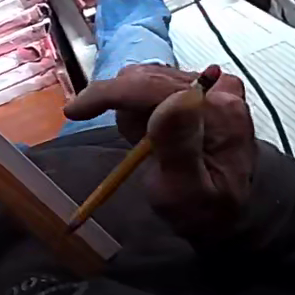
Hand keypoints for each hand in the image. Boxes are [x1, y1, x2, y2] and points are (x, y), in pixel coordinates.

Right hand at [61, 64, 257, 237]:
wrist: (218, 216)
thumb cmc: (200, 210)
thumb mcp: (186, 191)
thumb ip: (180, 146)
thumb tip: (178, 98)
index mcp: (220, 112)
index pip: (154, 86)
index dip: (109, 93)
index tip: (74, 112)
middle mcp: (218, 90)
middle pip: (146, 79)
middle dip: (122, 107)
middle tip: (127, 142)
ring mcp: (208, 87)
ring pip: (145, 79)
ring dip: (129, 108)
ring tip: (140, 142)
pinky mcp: (196, 89)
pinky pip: (150, 85)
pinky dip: (136, 107)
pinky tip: (146, 132)